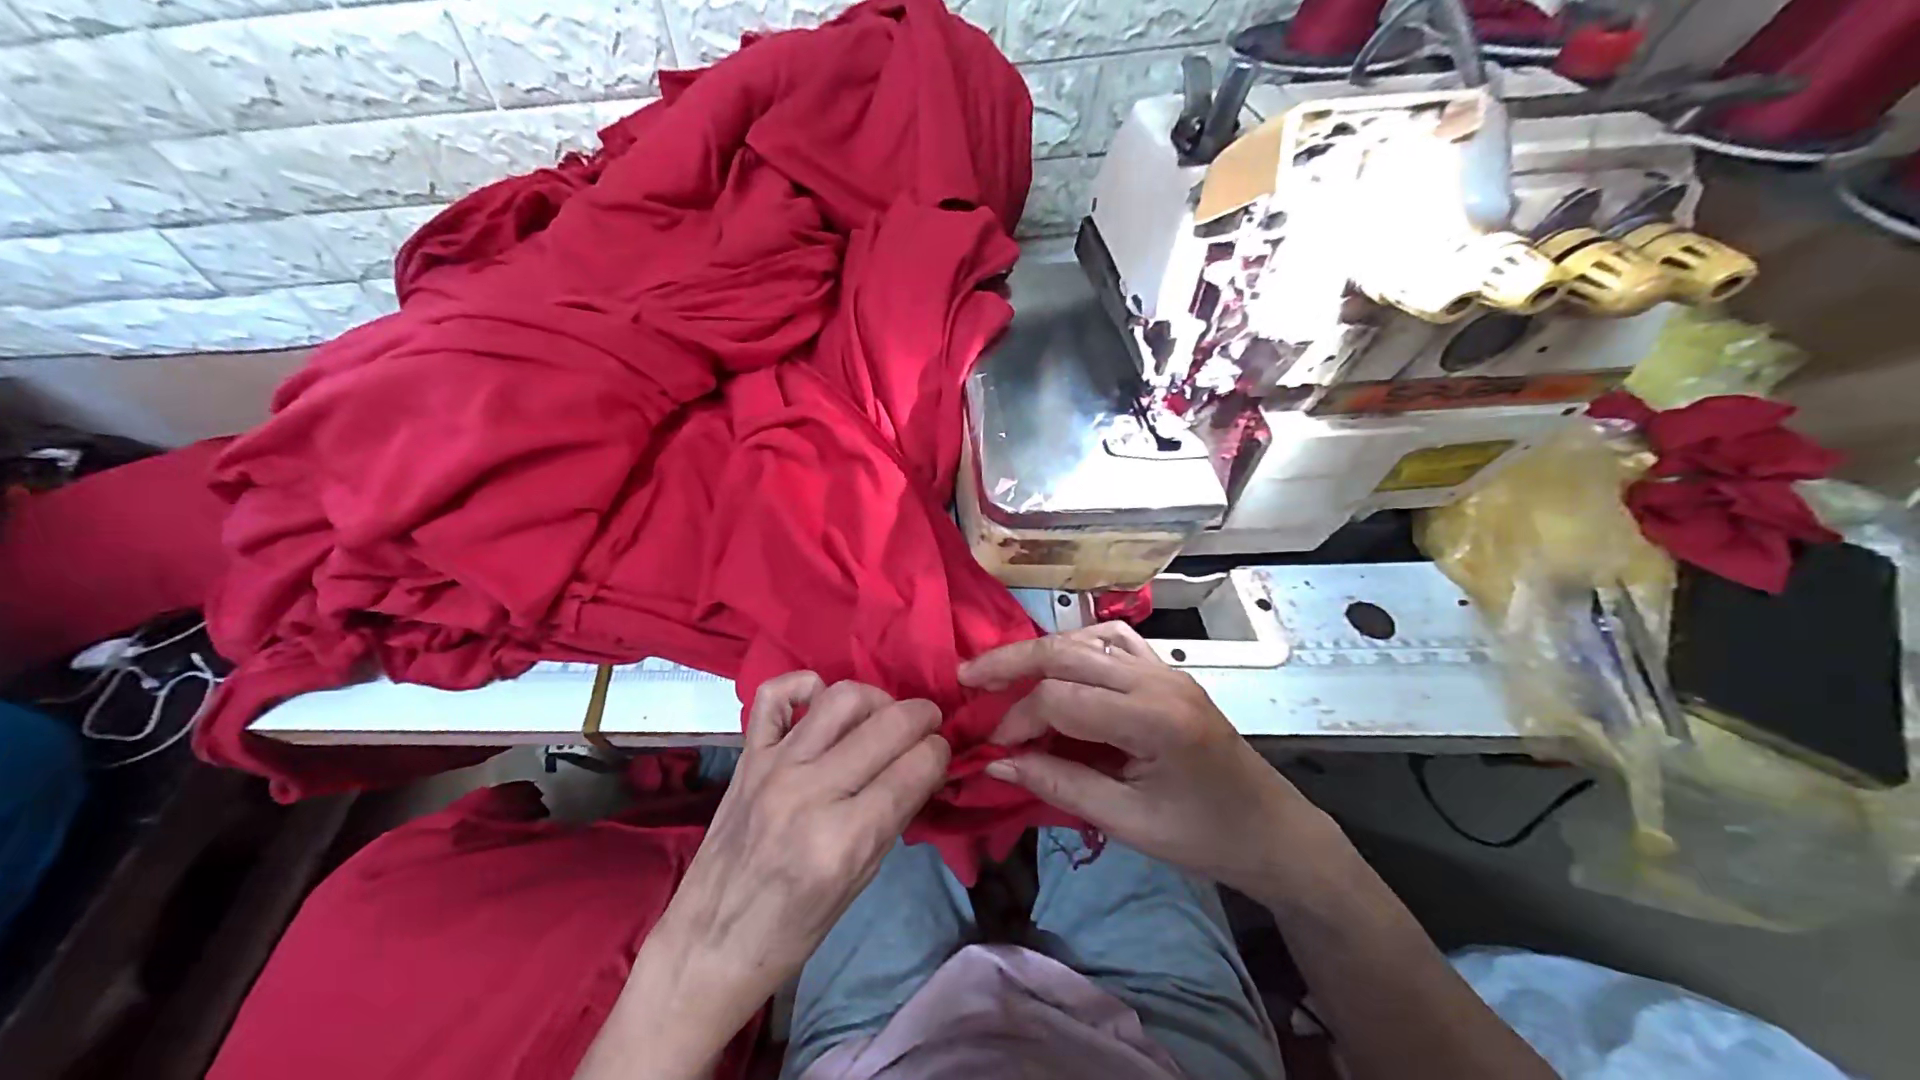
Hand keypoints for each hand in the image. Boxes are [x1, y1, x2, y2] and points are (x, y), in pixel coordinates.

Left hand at [578, 673, 948, 1079]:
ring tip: (884, 715)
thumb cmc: (793, 930)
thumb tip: (924, 766)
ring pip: (841, 698)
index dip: (940, 753)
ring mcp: (773, 768)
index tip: (943, 753)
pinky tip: (821, 701)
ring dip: (878, 698)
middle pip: (887, 725)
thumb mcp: (859, 882)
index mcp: (843, 840)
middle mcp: (809, 793)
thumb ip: (893, 817)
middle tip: (928, 725)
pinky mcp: (746, 757)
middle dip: (923, 718)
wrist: (709, 945)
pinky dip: (805, 686)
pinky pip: (774, 695)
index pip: (915, 768)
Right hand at [963, 622, 1335, 901]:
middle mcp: (1157, 679)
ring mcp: (1165, 670)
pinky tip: (1059, 665)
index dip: (1017, 719)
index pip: (1061, 698)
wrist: (1272, 831)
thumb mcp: (1128, 822)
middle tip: (967, 677)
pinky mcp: (1167, 672)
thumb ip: (1059, 784)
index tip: (993, 748)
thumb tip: (997, 762)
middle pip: (1067, 651)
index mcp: (1153, 719)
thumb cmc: (1204, 836)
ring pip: (1088, 638)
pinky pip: (1114, 641)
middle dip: (1011, 663)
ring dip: (1041, 651)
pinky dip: (1077, 646)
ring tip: (1004, 671)